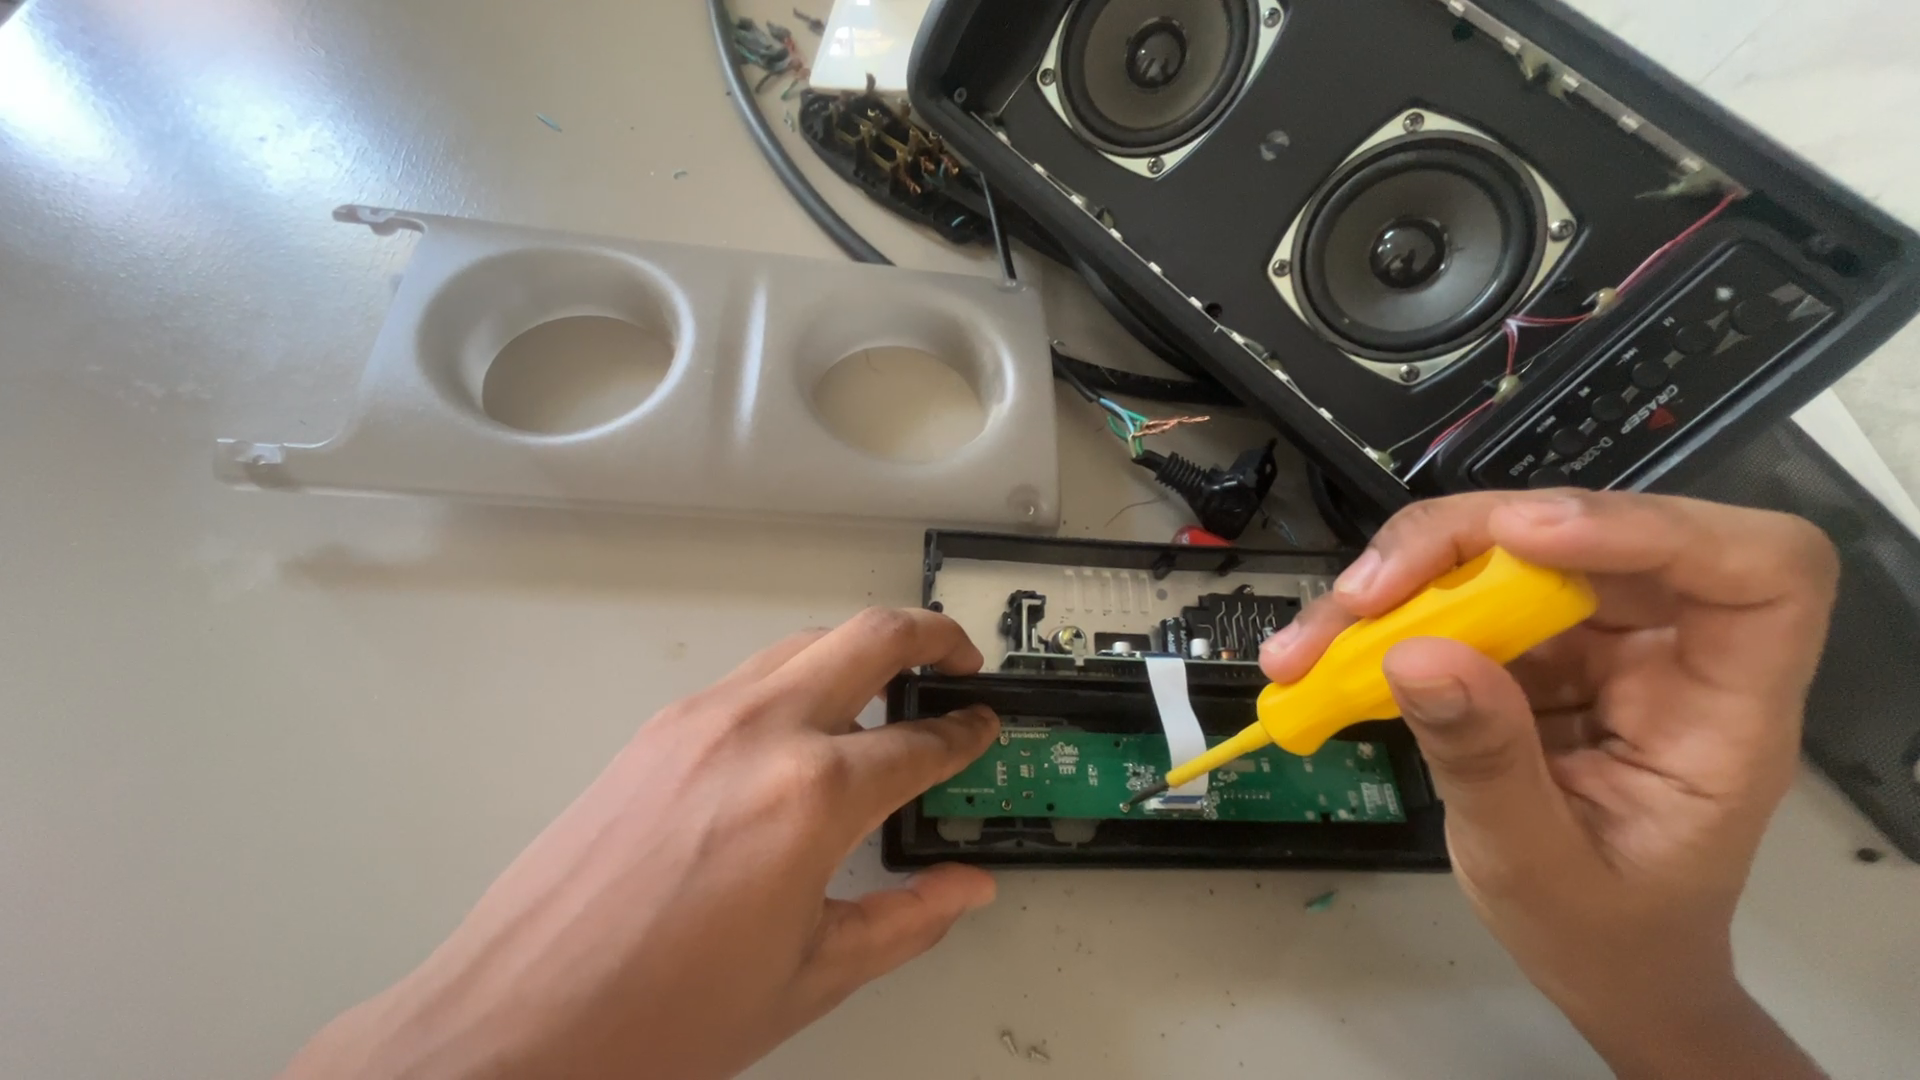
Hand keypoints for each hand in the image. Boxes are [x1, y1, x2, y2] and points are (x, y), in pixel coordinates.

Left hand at [281, 609, 1001, 1079]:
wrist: (507, 1030)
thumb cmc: (666, 1019)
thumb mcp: (810, 976)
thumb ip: (908, 920)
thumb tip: (970, 888)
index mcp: (813, 796)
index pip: (920, 742)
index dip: (965, 734)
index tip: (984, 726)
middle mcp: (762, 729)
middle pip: (872, 636)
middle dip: (933, 635)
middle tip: (962, 660)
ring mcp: (704, 716)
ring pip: (810, 642)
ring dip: (864, 650)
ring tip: (893, 688)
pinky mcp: (661, 725)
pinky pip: (756, 673)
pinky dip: (805, 675)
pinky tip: (811, 725)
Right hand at [1262, 491, 1835, 1079]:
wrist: (1594, 954)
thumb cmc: (1601, 929)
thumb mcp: (1537, 862)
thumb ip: (1486, 761)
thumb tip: (1413, 654)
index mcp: (1721, 706)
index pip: (1753, 571)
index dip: (1644, 528)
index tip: (1519, 538)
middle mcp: (1655, 647)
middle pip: (1576, 535)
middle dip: (1452, 548)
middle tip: (1358, 598)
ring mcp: (1580, 640)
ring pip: (1487, 554)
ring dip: (1387, 585)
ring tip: (1302, 650)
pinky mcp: (1514, 646)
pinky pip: (1439, 599)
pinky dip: (1368, 622)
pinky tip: (1311, 658)